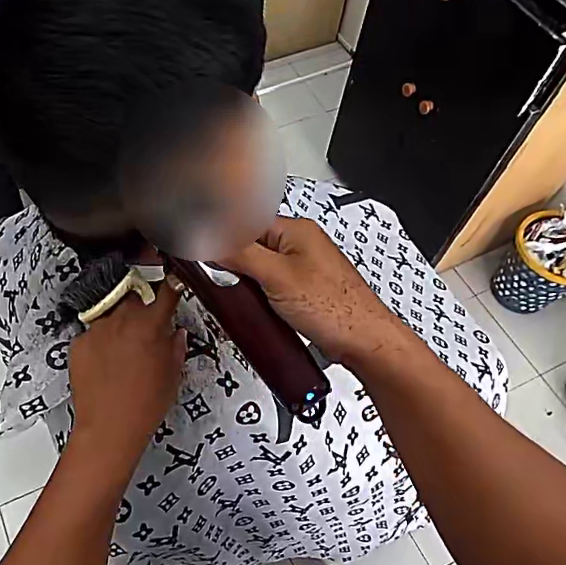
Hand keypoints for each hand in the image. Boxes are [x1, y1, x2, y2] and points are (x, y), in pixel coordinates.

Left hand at [67, 280, 185, 458]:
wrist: (110, 426)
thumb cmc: (144, 405)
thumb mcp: (172, 374)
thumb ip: (175, 347)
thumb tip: (175, 335)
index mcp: (151, 325)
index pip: (166, 292)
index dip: (173, 284)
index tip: (174, 281)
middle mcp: (122, 321)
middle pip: (134, 297)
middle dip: (142, 306)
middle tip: (148, 325)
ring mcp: (97, 331)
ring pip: (112, 314)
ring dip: (121, 324)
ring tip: (126, 350)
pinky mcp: (78, 344)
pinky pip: (93, 333)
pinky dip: (102, 342)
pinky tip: (109, 362)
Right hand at [218, 218, 417, 367]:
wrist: (365, 343)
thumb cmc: (338, 309)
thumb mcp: (277, 277)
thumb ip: (240, 255)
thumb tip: (209, 237)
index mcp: (296, 230)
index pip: (244, 222)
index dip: (220, 237)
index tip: (200, 252)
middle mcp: (301, 246)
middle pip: (250, 246)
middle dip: (233, 265)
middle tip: (226, 283)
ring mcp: (304, 271)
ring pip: (260, 270)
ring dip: (248, 285)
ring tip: (247, 300)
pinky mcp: (305, 294)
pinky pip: (273, 289)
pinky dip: (262, 299)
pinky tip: (263, 311)